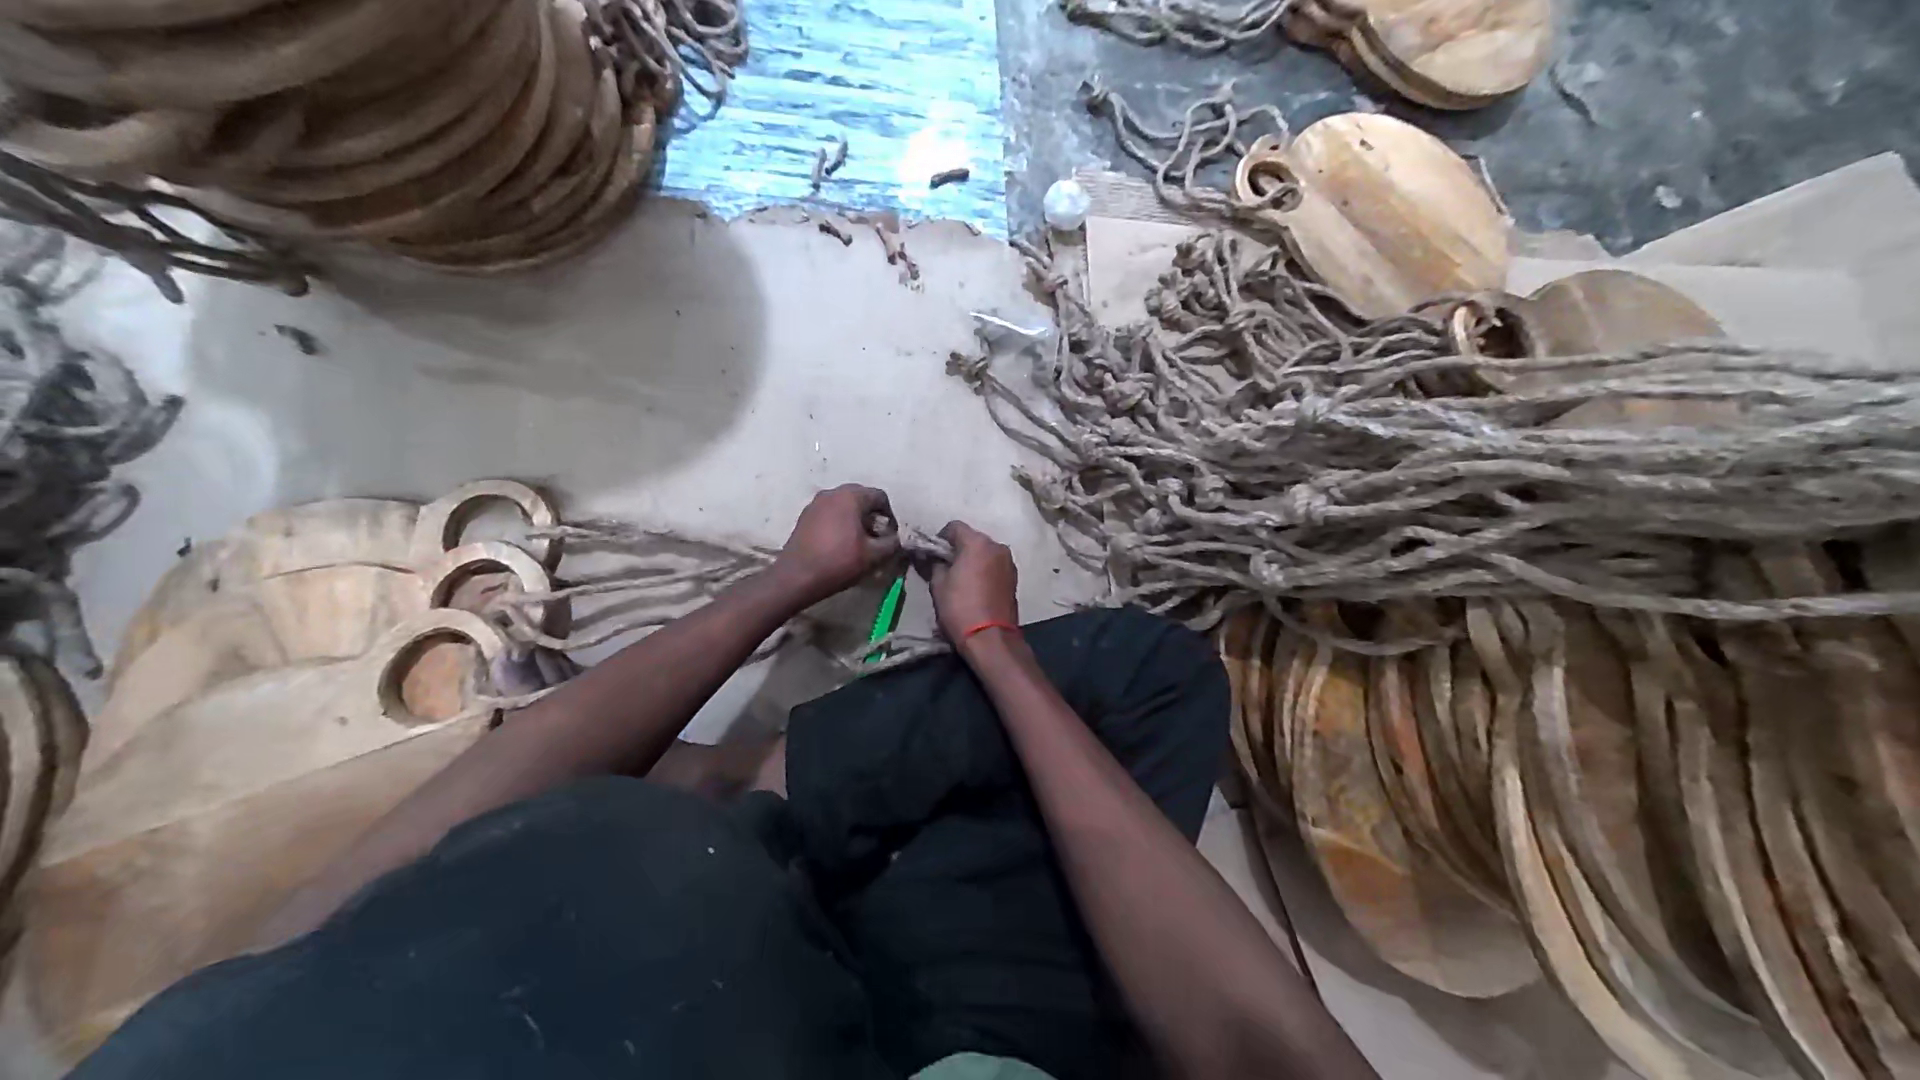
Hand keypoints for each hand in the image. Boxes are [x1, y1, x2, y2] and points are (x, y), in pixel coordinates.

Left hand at [773, 485, 900, 603]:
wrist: (796, 577)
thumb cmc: (838, 562)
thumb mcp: (874, 556)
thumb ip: (892, 543)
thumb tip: (895, 539)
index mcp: (851, 496)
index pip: (880, 497)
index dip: (890, 516)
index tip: (890, 536)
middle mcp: (832, 493)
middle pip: (861, 498)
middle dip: (872, 516)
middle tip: (876, 538)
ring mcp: (815, 503)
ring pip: (844, 505)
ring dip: (855, 519)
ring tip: (858, 542)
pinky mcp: (805, 516)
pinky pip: (830, 513)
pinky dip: (840, 523)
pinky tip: (840, 543)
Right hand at [925, 521, 1018, 646]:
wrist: (990, 638)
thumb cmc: (959, 608)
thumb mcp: (938, 584)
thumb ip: (934, 563)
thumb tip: (930, 557)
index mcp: (977, 543)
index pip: (954, 526)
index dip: (939, 538)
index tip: (932, 555)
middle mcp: (997, 546)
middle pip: (972, 538)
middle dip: (957, 549)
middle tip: (944, 567)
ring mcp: (1009, 562)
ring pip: (984, 552)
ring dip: (972, 560)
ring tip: (960, 580)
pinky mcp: (1014, 578)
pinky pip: (994, 566)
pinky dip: (984, 570)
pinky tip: (975, 587)